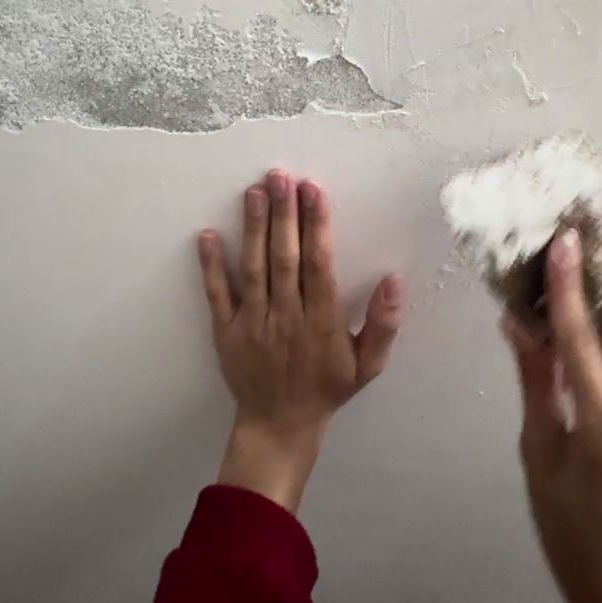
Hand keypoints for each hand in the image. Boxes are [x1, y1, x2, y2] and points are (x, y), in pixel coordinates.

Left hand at [197, 169, 403, 511]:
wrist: (279, 426)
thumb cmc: (327, 388)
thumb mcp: (367, 365)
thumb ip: (382, 323)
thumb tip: (394, 280)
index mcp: (322, 323)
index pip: (320, 265)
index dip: (317, 226)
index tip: (314, 191)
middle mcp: (286, 318)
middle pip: (285, 258)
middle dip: (284, 214)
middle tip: (281, 176)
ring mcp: (253, 324)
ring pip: (253, 269)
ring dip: (254, 229)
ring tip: (254, 192)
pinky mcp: (226, 332)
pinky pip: (217, 295)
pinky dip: (211, 266)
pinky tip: (207, 235)